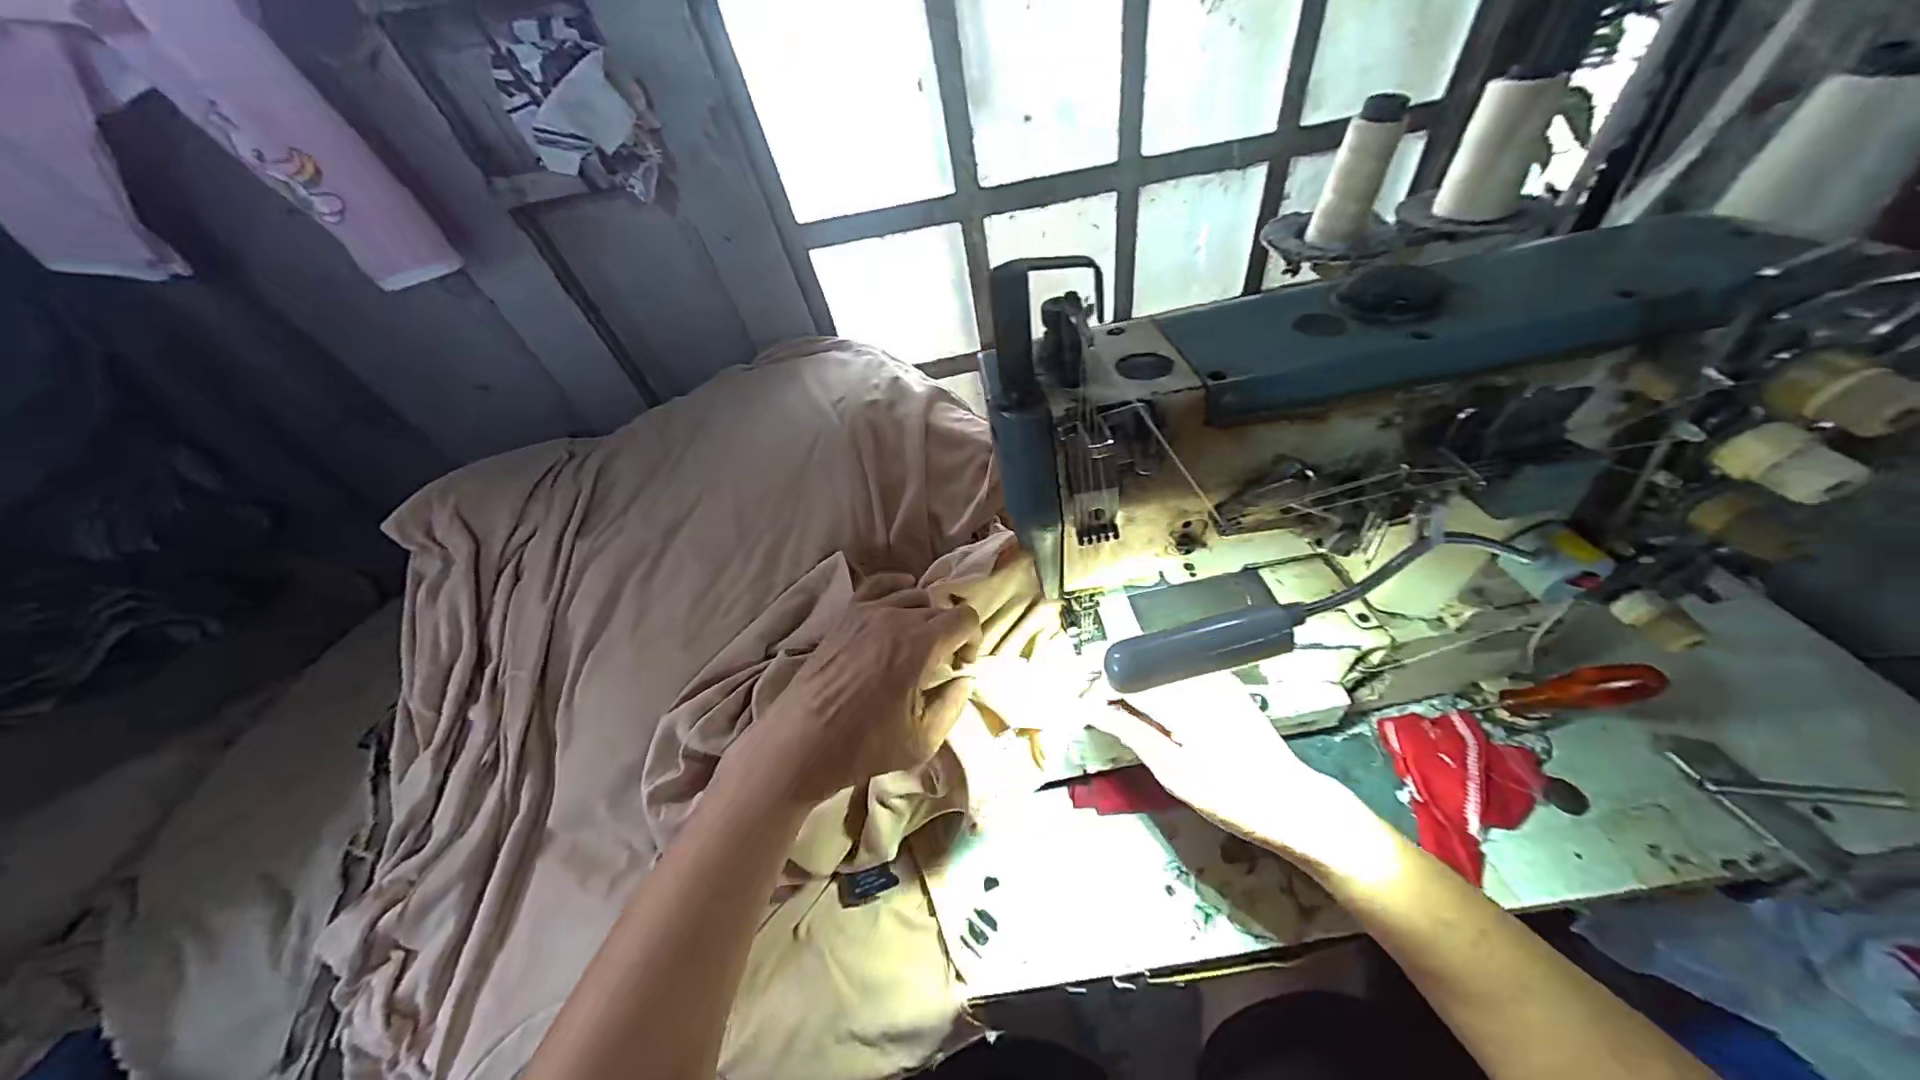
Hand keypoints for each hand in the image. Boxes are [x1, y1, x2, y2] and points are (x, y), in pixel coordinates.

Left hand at [724, 587, 981, 803]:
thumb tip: (964, 679)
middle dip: (950, 632)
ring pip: (912, 595)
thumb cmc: (864, 746)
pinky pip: (878, 585)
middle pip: (939, 608)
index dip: (973, 640)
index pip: (965, 618)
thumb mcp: (924, 739)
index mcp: (919, 644)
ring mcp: (866, 612)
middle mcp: (895, 617)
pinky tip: (900, 600)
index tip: (961, 665)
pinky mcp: (845, 616)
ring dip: (924, 615)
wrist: (801, 743)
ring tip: (917, 643)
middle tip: (941, 663)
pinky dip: (896, 587)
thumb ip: (954, 703)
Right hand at [1087, 689, 1399, 880]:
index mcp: (1183, 695)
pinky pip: (1177, 673)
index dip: (1093, 686)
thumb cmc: (1233, 796)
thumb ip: (1130, 732)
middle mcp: (1199, 675)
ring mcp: (1216, 678)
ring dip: (1129, 680)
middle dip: (1107, 678)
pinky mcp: (1226, 685)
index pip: (1124, 677)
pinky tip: (1145, 706)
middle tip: (1086, 703)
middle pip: (1139, 663)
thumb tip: (1092, 709)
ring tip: (1109, 705)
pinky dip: (1154, 684)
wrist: (1295, 804)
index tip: (1074, 703)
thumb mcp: (1174, 772)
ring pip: (1157, 665)